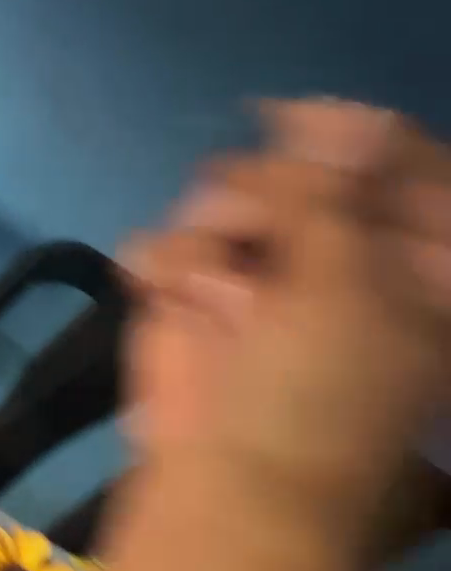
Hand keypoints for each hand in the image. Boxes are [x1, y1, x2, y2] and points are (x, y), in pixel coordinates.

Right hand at [122, 100, 450, 524]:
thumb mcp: (345, 290)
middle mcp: (335, 252)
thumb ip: (330, 198)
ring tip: (205, 287)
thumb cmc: (314, 390)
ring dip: (203, 238)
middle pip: (293, 175)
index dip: (352, 139)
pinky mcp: (186, 279)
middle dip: (258, 200)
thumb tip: (331, 111)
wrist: (221, 459)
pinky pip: (163, 237)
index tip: (287, 114)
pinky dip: (159, 264)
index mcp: (412, 258)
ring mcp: (255, 266)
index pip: (396, 169)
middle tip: (247, 233)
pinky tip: (167, 293)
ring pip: (215, 200)